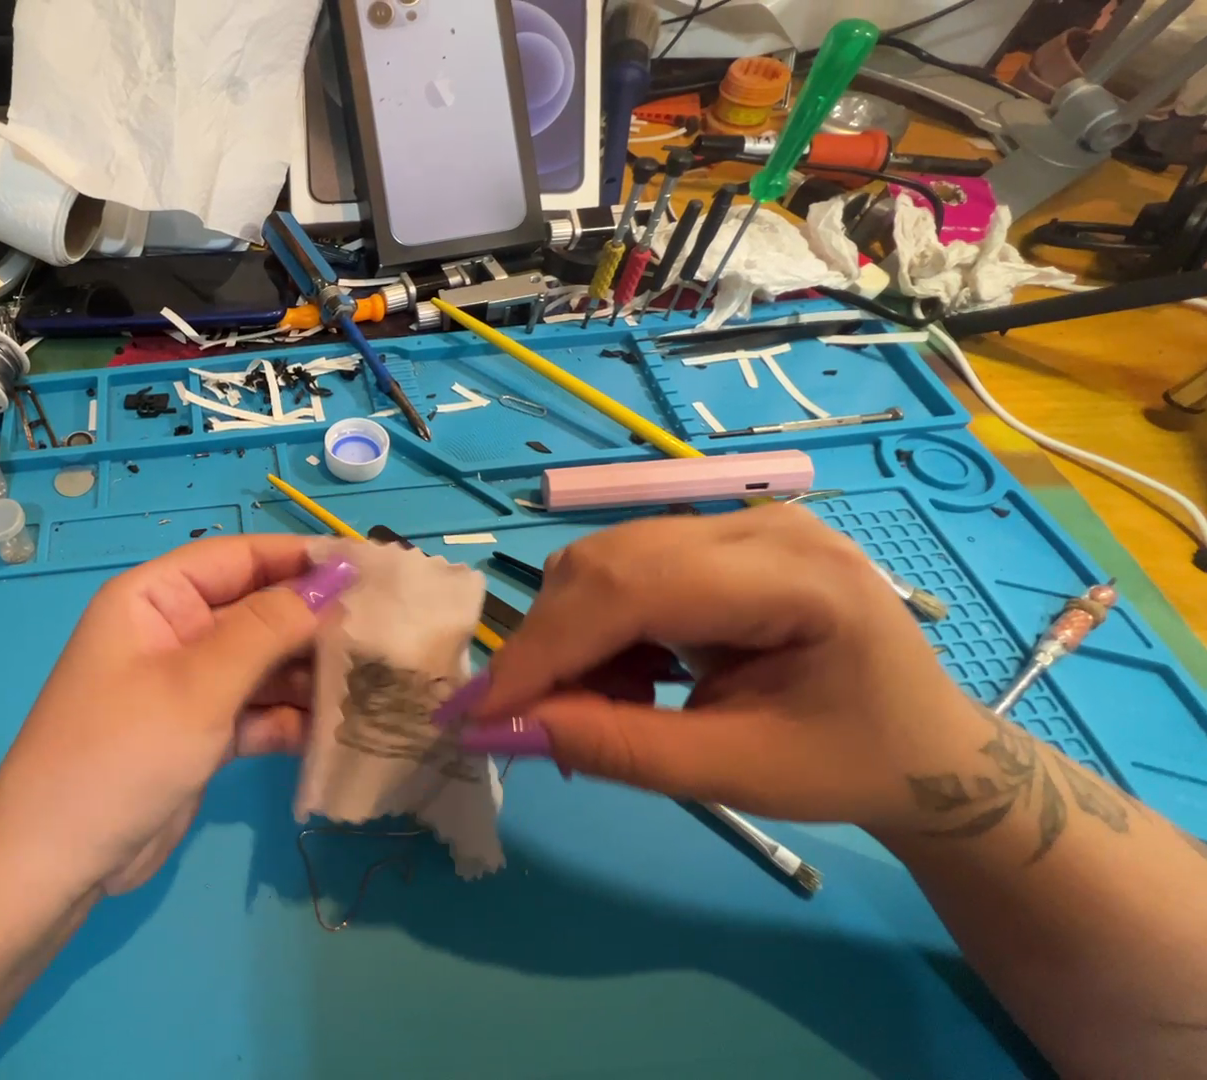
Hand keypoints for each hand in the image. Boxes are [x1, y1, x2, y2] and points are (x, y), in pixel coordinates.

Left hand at [0, 535, 354, 894]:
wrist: (58, 862)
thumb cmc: (120, 753)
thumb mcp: (197, 684)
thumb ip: (269, 628)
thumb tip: (335, 578)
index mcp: (156, 597)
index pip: (241, 558)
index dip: (303, 559)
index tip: (371, 569)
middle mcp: (174, 631)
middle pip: (259, 611)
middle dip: (317, 622)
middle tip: (388, 633)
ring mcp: (189, 685)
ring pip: (264, 664)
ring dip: (312, 675)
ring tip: (378, 683)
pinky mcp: (202, 732)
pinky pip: (258, 710)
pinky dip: (292, 718)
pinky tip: (339, 730)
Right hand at [441, 504, 984, 833]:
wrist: (927, 748)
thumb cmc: (849, 765)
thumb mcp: (735, 774)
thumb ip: (614, 748)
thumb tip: (497, 731)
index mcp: (795, 577)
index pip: (631, 591)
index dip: (543, 650)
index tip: (478, 713)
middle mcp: (758, 525)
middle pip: (604, 566)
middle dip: (547, 647)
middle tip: (523, 720)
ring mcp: (736, 522)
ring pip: (599, 564)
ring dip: (569, 639)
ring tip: (602, 704)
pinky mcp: (713, 538)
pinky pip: (617, 571)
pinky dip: (594, 630)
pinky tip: (627, 675)